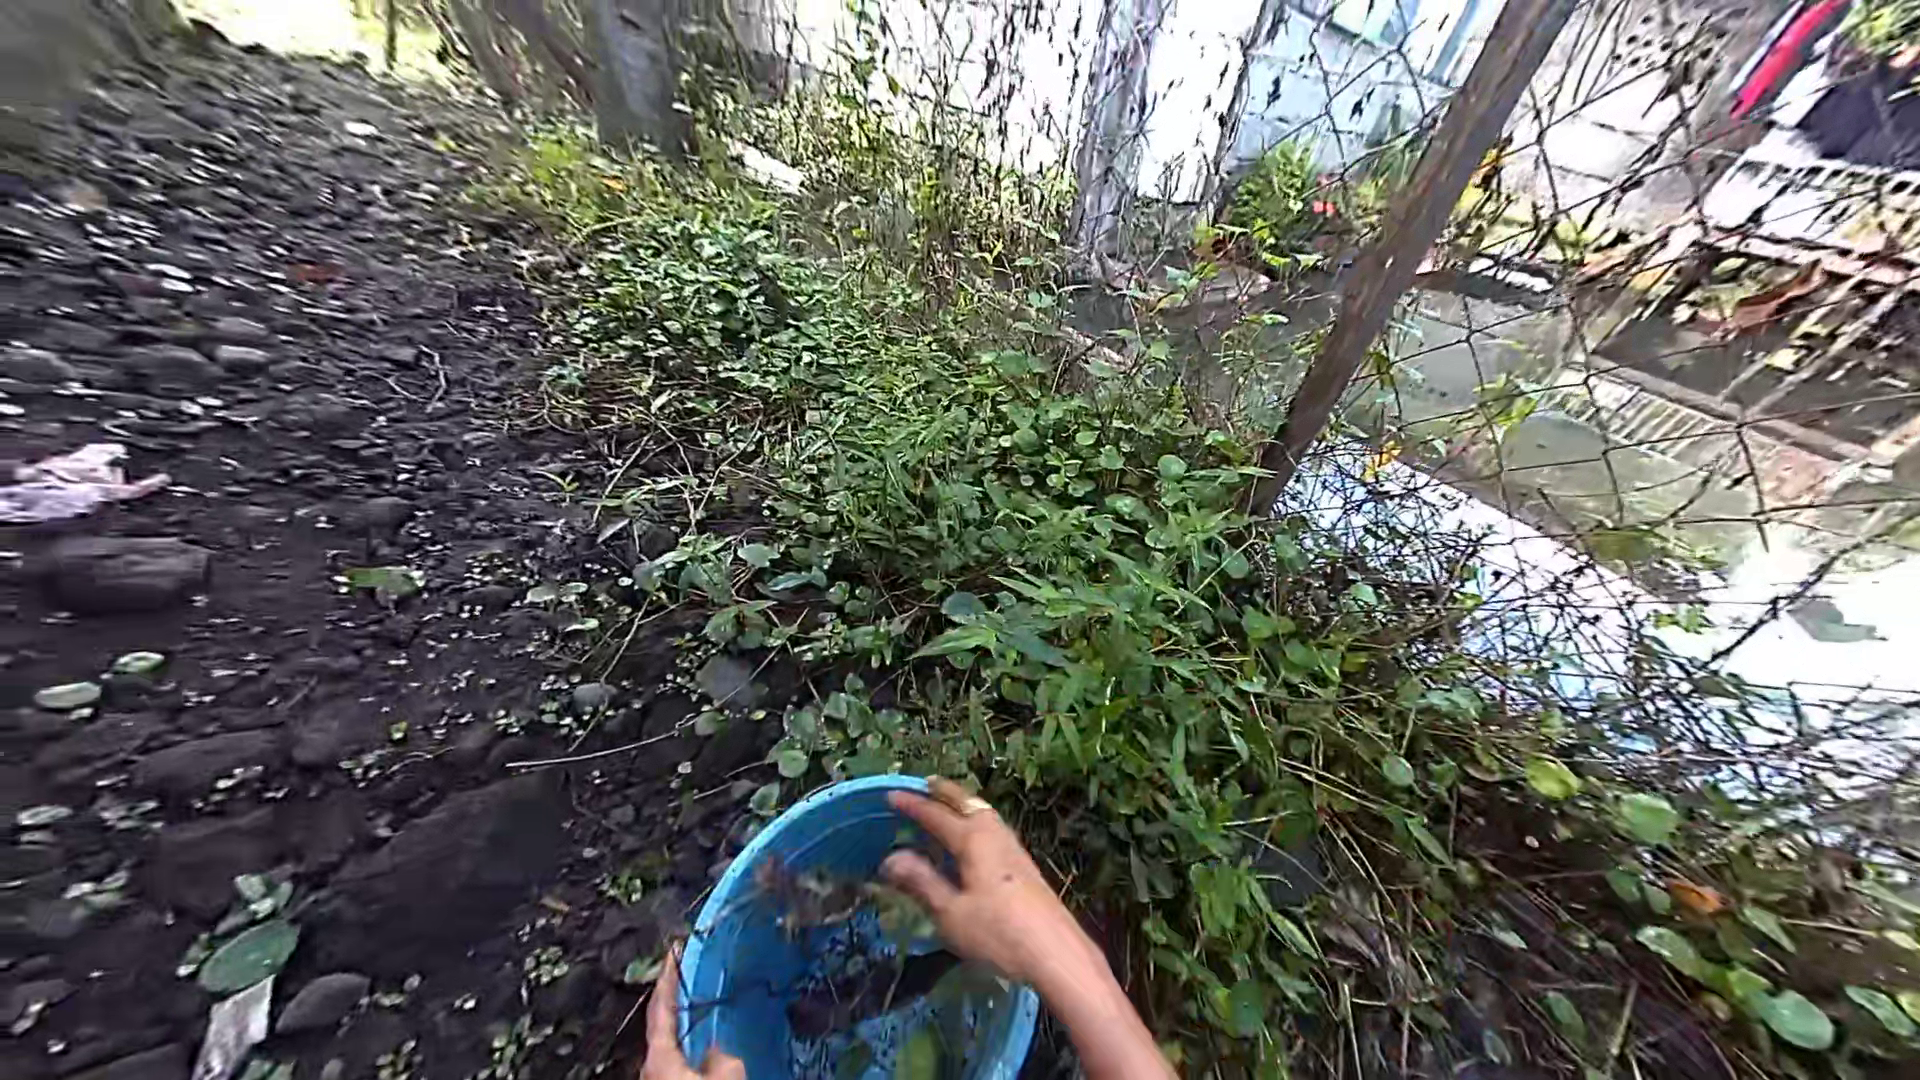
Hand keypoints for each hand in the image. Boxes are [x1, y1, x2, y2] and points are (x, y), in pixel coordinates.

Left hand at [640, 944, 744, 1079]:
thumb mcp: (728, 1076)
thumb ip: (722, 1052)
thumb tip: (716, 1045)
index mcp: (660, 1059)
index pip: (661, 1007)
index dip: (668, 975)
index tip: (675, 948)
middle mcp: (652, 1071)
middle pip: (662, 1024)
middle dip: (676, 995)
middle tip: (694, 966)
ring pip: (670, 1044)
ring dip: (685, 1020)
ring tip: (706, 997)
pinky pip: (677, 1060)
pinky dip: (689, 1042)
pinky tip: (708, 1040)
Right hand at [881, 779, 1110, 997]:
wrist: (1055, 951)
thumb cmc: (998, 933)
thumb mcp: (951, 913)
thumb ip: (921, 882)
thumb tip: (890, 858)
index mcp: (971, 839)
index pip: (935, 814)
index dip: (912, 805)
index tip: (891, 796)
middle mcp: (992, 831)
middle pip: (964, 801)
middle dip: (942, 790)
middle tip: (923, 783)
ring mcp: (1011, 843)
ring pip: (981, 809)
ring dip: (961, 801)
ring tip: (946, 801)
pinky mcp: (1022, 858)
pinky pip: (990, 822)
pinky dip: (974, 815)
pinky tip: (974, 833)